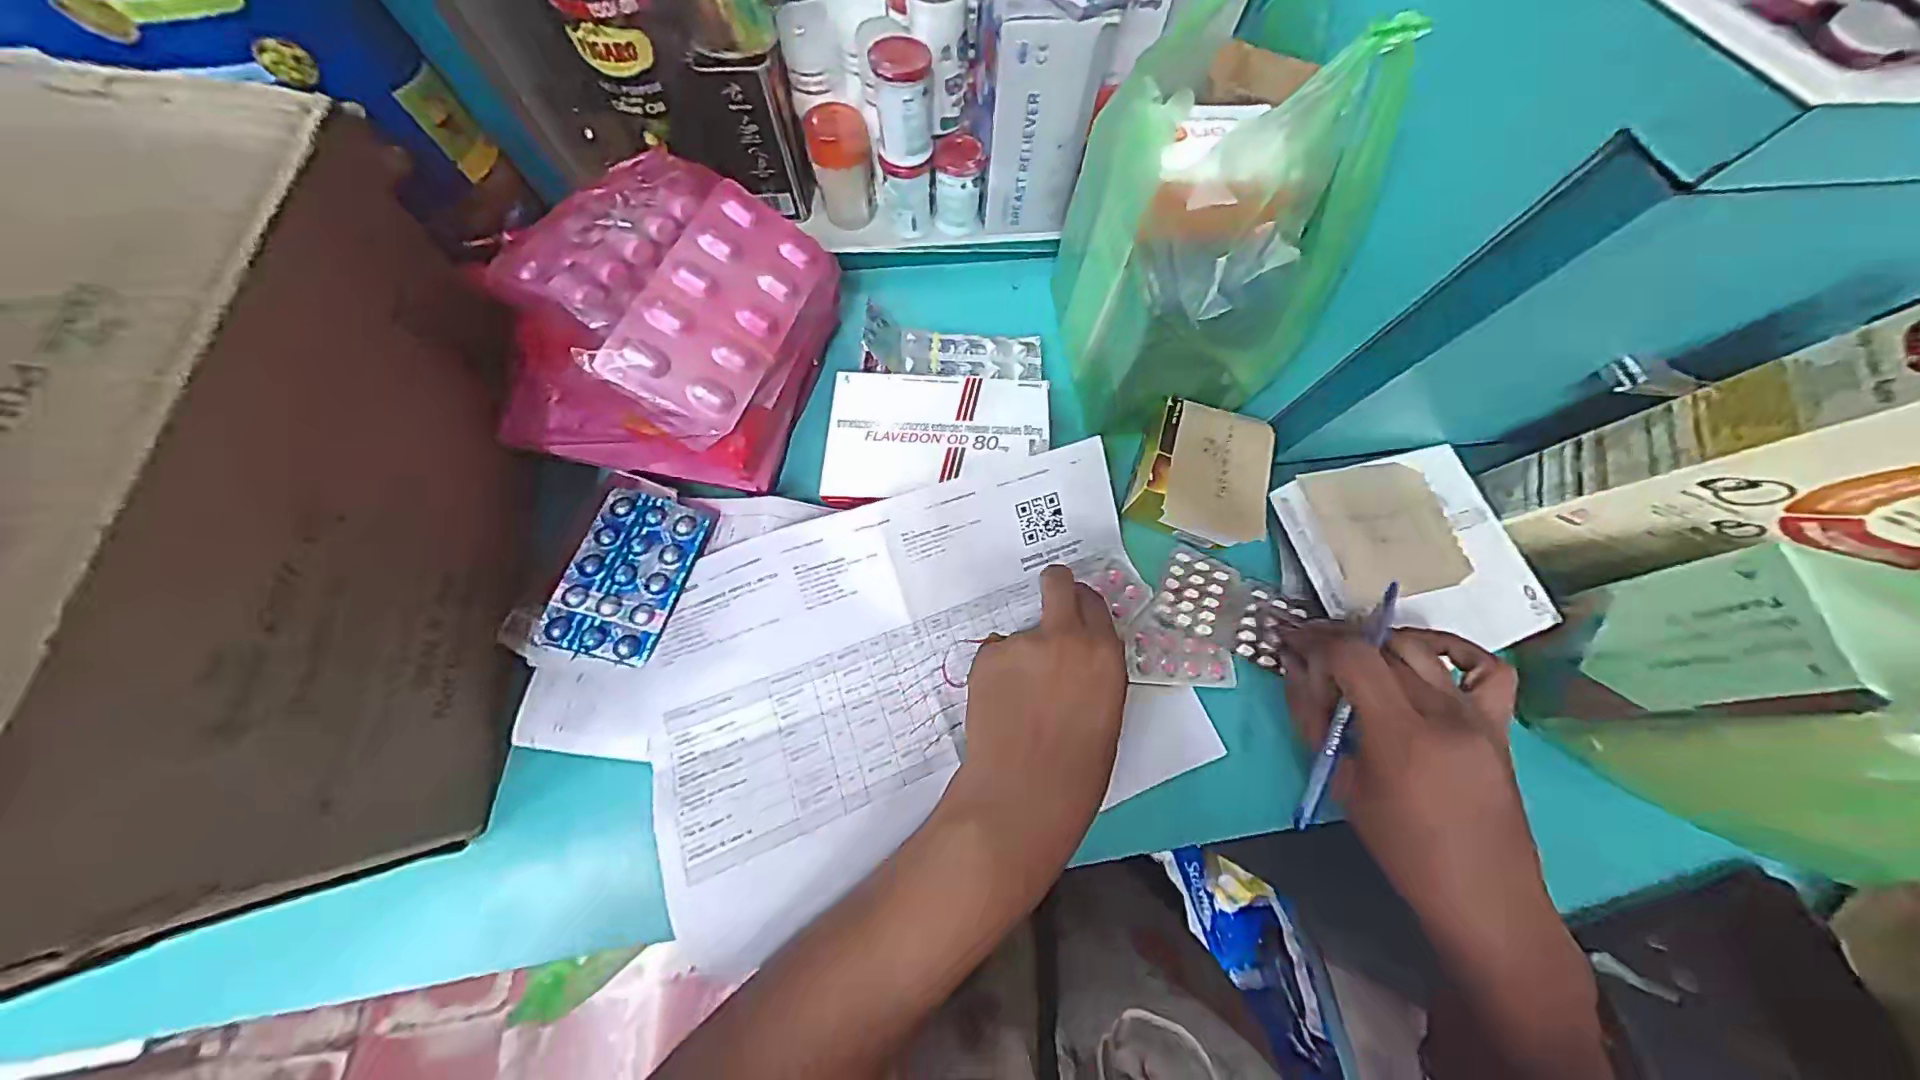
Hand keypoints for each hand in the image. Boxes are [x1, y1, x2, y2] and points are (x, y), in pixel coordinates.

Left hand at [941, 565, 1127, 887]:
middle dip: (1054, 585)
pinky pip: (996, 653)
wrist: (1023, 791)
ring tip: (1018, 698)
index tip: (1074, 608)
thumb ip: (1093, 672)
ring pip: (1022, 630)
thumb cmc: (1077, 769)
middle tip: (1047, 596)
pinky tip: (999, 704)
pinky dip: (997, 670)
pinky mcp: (988, 655)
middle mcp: (1065, 638)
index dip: (1083, 604)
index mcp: (1105, 654)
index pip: (1095, 603)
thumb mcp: (1105, 712)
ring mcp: (1023, 643)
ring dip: (1022, 651)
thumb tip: (1076, 659)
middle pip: (1058, 584)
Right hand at [1282, 625, 1610, 1079]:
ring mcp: (1477, 716)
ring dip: (1380, 645)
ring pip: (1421, 649)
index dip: (1316, 643)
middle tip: (1312, 654)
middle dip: (1338, 642)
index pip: (1353, 656)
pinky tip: (1426, 657)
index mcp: (1400, 734)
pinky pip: (1486, 668)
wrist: (1483, 895)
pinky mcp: (1499, 725)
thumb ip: (1314, 719)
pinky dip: (1453, 650)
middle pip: (1382, 647)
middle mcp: (1443, 714)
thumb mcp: (1343, 783)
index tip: (1293, 645)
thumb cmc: (1402, 849)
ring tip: (1357, 660)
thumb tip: (1297, 670)